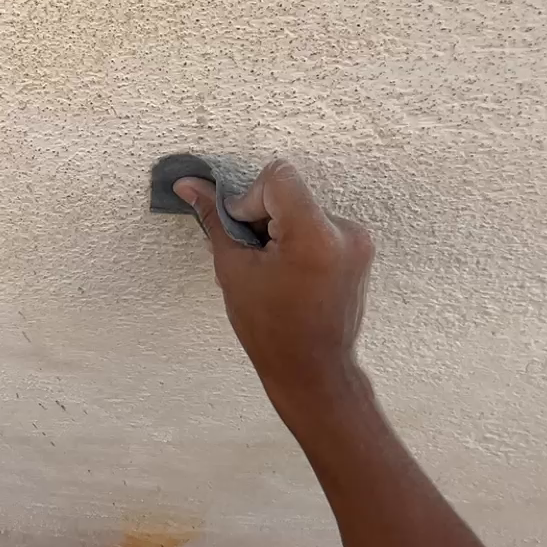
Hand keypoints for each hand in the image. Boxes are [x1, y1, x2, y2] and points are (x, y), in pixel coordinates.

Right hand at [174, 160, 374, 407]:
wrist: (312, 369)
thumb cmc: (270, 327)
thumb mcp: (232, 267)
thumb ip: (214, 218)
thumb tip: (188, 184)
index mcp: (315, 235)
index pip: (278, 177)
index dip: (249, 200)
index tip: (245, 234)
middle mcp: (345, 232)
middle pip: (287, 191)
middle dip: (261, 216)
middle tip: (254, 254)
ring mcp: (356, 240)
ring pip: (298, 205)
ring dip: (277, 226)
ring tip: (270, 265)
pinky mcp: (358, 248)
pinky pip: (315, 221)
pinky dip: (294, 235)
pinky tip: (286, 268)